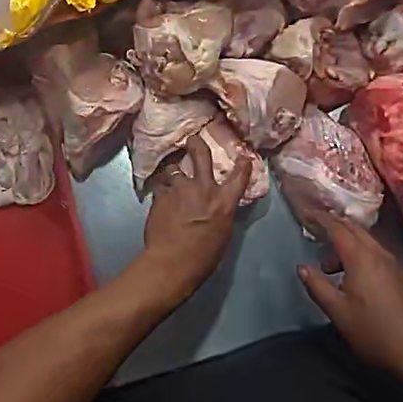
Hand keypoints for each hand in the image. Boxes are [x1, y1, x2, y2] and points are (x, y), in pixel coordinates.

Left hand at [137, 134, 251, 302]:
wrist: (172, 262)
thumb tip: (216, 205)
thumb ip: (220, 212)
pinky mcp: (160, 194)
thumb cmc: (203, 257)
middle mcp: (203, 189)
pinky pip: (161, 186)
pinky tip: (159, 199)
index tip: (244, 156)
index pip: (238, 177)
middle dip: (195, 143)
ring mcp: (180, 189)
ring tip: (169, 179)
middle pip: (200, 154)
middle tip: (191, 139)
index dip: (243, 165)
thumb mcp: (222, 233)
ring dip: (172, 174)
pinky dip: (161, 191)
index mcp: (223, 202)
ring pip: (173, 170)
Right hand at [298, 219, 402, 391]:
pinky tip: (352, 274)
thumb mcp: (338, 312)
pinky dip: (358, 252)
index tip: (305, 214)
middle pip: (354, 229)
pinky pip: (375, 253)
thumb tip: (302, 267)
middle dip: (333, 225)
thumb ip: (317, 286)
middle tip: (314, 229)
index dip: (320, 218)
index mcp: (361, 258)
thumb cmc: (376, 332)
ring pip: (366, 241)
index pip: (337, 228)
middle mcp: (379, 255)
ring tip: (328, 262)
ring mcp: (393, 265)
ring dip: (346, 242)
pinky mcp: (401, 278)